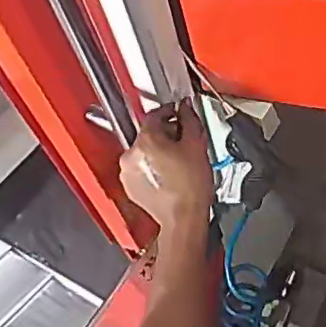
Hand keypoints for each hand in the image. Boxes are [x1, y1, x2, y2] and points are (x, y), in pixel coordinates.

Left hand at [118, 102, 213, 233]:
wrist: (183, 218)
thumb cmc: (190, 188)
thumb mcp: (197, 146)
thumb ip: (189, 120)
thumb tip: (185, 108)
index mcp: (146, 141)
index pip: (155, 114)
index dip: (171, 112)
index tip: (179, 113)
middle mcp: (131, 154)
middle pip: (149, 134)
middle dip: (166, 135)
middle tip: (185, 141)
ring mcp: (128, 171)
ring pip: (144, 152)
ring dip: (159, 152)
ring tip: (179, 161)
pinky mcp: (130, 186)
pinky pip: (141, 168)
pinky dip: (153, 167)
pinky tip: (170, 174)